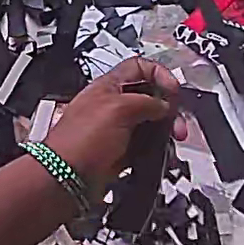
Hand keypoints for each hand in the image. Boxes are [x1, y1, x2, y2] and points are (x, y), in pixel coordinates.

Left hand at [40, 58, 184, 194]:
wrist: (67, 177)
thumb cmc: (80, 140)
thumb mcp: (118, 109)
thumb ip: (146, 102)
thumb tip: (164, 105)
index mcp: (108, 86)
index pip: (139, 68)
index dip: (160, 75)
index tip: (173, 91)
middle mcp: (113, 106)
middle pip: (150, 98)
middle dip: (168, 109)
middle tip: (177, 124)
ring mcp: (117, 129)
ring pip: (150, 124)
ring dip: (165, 131)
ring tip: (171, 141)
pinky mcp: (120, 151)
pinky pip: (145, 147)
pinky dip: (157, 150)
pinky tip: (163, 156)